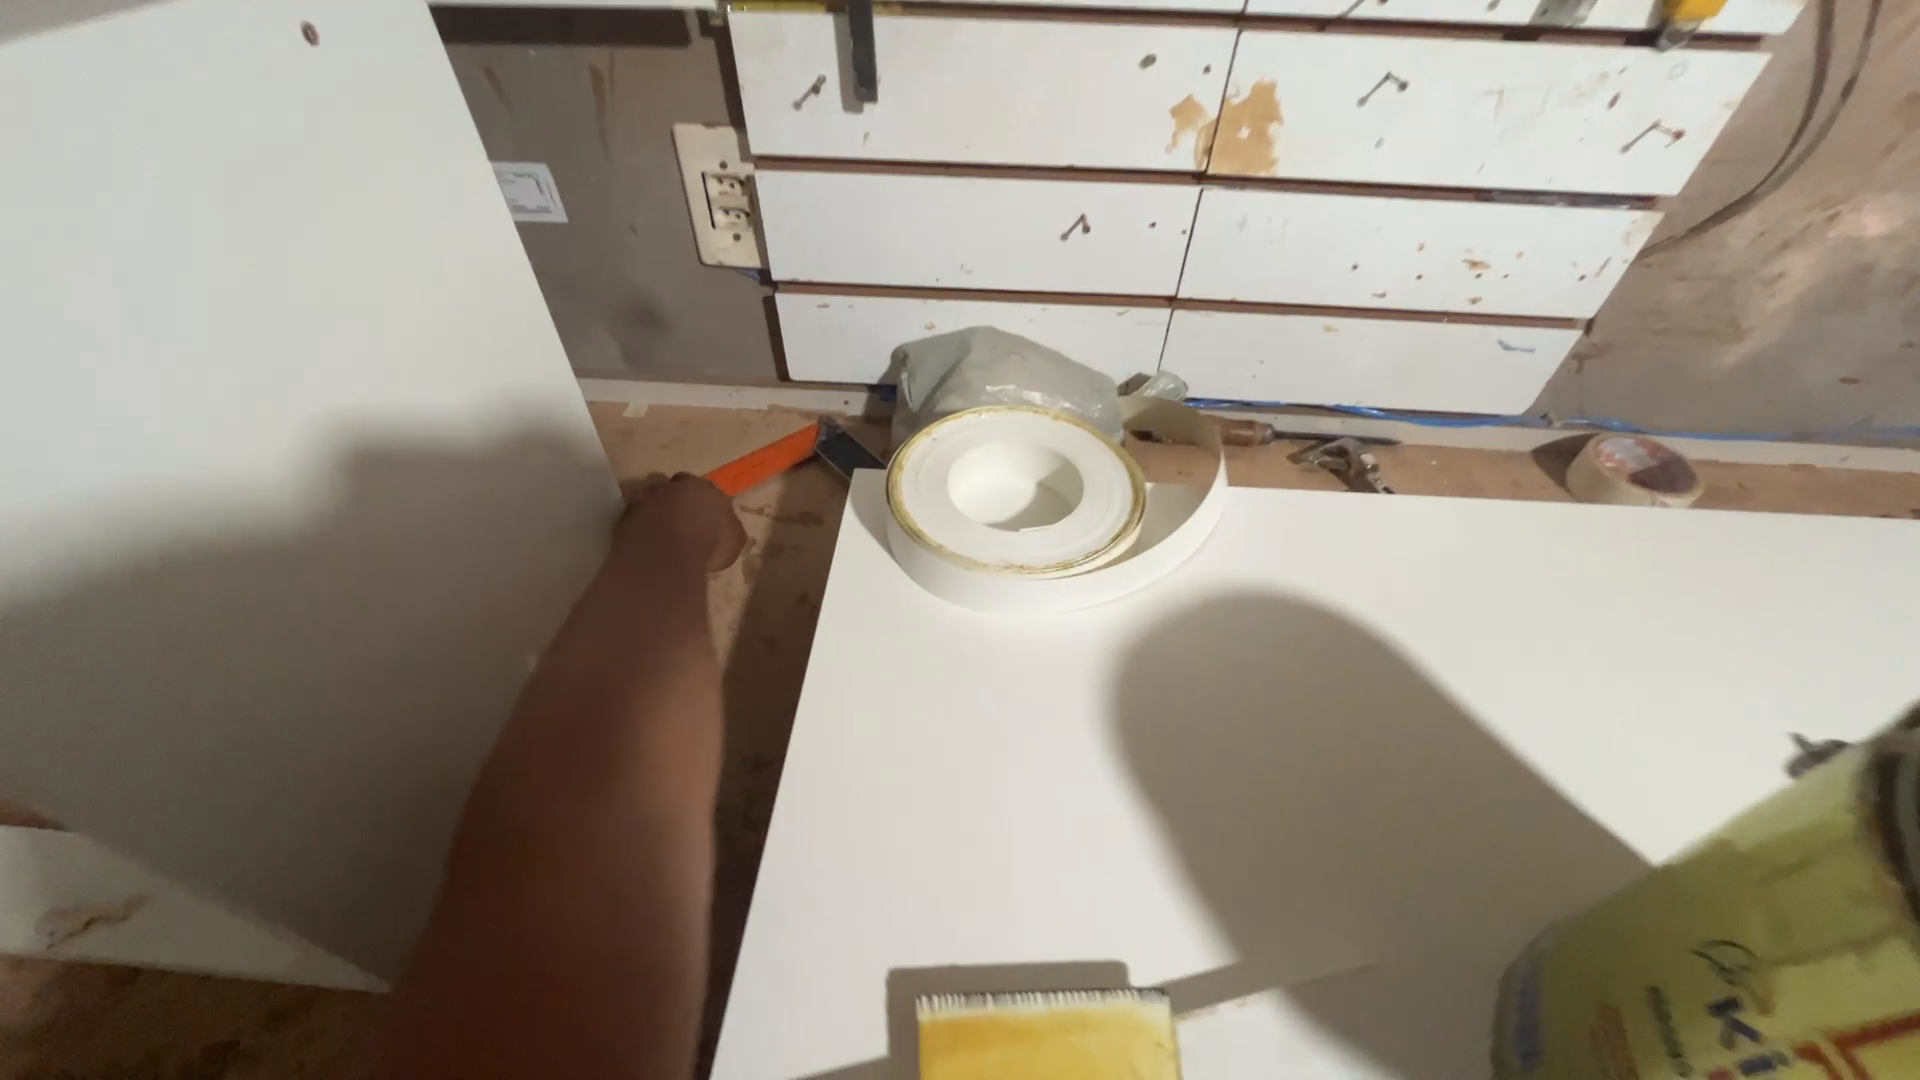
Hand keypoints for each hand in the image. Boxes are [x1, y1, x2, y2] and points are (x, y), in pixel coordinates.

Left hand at [613, 474, 747, 573]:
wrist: (667, 551)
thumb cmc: (708, 545)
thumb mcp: (734, 543)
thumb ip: (728, 531)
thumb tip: (724, 531)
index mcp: (708, 489)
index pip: (706, 490)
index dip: (704, 505)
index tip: (703, 520)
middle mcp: (677, 485)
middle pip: (676, 486)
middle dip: (677, 499)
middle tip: (679, 521)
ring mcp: (650, 495)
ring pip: (652, 495)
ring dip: (655, 507)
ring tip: (657, 529)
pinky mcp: (627, 510)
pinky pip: (633, 512)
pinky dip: (637, 521)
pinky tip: (643, 536)